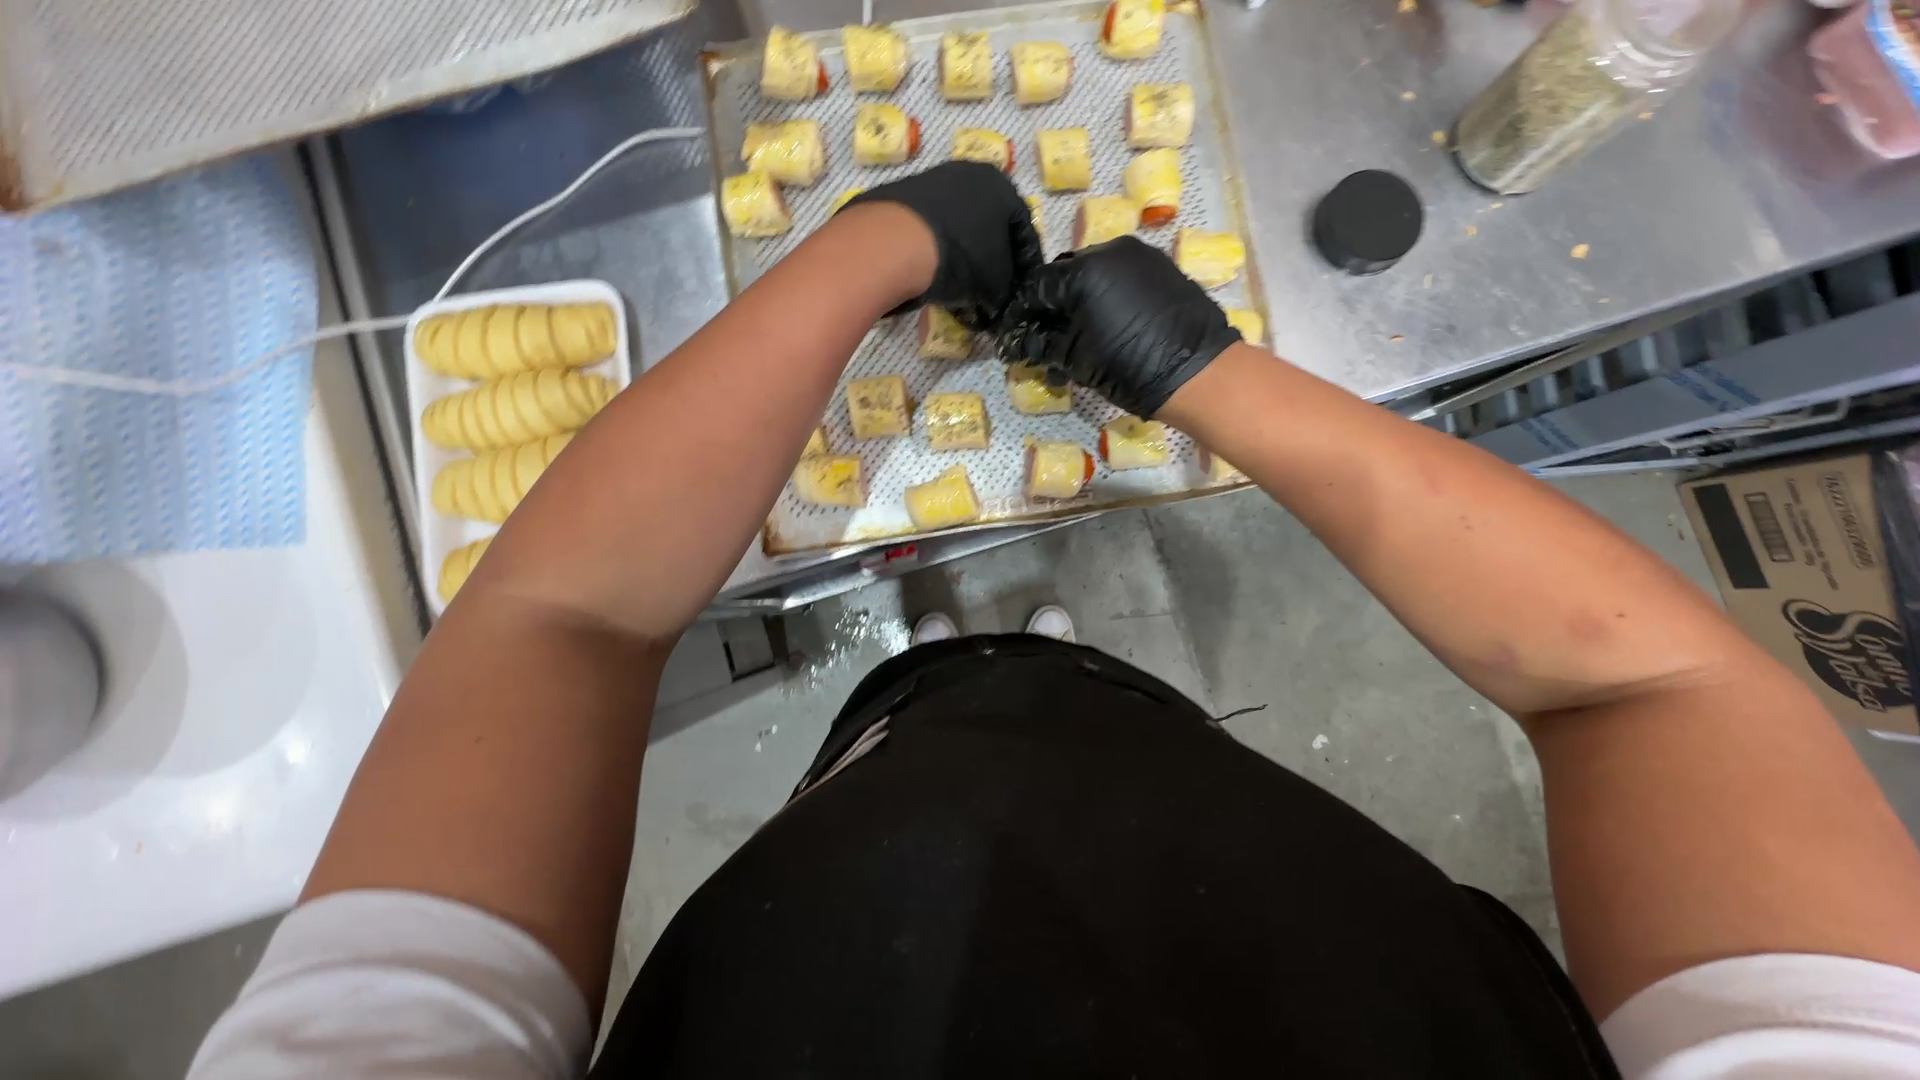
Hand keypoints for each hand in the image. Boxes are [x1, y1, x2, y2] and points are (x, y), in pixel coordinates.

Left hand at [842, 162, 1042, 330]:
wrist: (894, 244)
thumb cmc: (960, 256)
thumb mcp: (994, 282)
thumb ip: (1005, 289)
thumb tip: (998, 300)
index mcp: (1000, 185)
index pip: (1024, 229)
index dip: (1026, 263)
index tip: (1023, 287)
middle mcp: (968, 173)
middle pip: (989, 223)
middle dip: (992, 257)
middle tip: (991, 288)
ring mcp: (931, 181)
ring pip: (957, 225)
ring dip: (962, 254)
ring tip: (959, 285)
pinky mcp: (900, 195)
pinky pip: (929, 228)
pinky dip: (936, 248)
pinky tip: (931, 271)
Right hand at [996, 237, 1240, 417]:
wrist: (1199, 374)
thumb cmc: (1131, 369)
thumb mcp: (1077, 360)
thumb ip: (1045, 345)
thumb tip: (1024, 343)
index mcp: (1083, 272)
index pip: (1036, 286)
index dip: (1021, 312)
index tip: (1015, 334)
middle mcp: (1110, 251)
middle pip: (1066, 274)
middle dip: (1051, 303)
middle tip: (1043, 333)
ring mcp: (1140, 256)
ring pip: (1095, 273)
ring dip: (1080, 298)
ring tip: (1076, 330)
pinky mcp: (1162, 267)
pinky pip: (1122, 276)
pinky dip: (1107, 295)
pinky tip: (1106, 322)